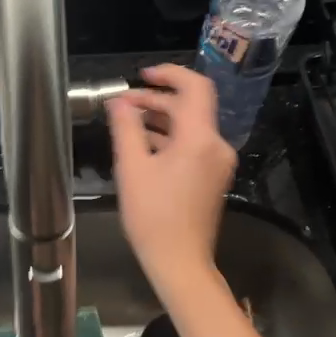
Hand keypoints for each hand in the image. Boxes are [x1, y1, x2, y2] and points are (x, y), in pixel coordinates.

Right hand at [108, 65, 236, 294]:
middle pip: (188, 107)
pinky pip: (191, 145)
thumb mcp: (132, 167)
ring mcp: (217, 163)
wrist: (180, 263)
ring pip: (189, 126)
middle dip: (154, 100)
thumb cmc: (153, 216)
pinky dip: (168, 138)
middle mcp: (216, 146)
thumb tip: (118, 101)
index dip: (169, 74)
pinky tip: (141, 147)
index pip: (195, 87)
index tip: (141, 76)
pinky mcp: (212, 177)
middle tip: (122, 105)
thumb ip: (125, 127)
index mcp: (199, 139)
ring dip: (159, 119)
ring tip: (126, 124)